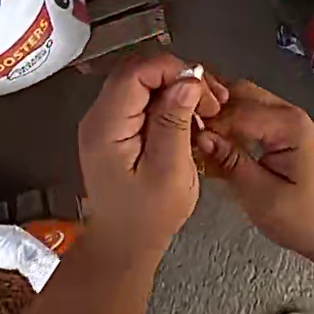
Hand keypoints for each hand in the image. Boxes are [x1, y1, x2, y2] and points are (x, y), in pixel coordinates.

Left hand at [77, 52, 228, 259]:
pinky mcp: (120, 125)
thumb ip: (175, 122)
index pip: (137, 71)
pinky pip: (147, 95)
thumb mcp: (169, 171)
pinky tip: (193, 116)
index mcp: (107, 126)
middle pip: (141, 69)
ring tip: (208, 108)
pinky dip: (173, 98)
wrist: (124, 244)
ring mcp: (109, 119)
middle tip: (212, 99)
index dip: (174, 71)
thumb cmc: (147, 217)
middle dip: (181, 76)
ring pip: (146, 78)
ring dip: (180, 86)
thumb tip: (188, 81)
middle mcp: (101, 115)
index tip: (202, 91)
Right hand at [194, 80, 313, 266]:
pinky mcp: (279, 129)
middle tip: (180, 125)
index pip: (238, 110)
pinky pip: (248, 114)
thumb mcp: (262, 197)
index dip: (208, 121)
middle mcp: (287, 112)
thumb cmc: (303, 218)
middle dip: (210, 105)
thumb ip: (231, 163)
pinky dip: (228, 122)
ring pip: (242, 100)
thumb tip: (200, 137)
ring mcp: (284, 118)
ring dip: (217, 111)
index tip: (181, 135)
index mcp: (289, 124)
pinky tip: (209, 139)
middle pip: (240, 93)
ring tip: (190, 130)